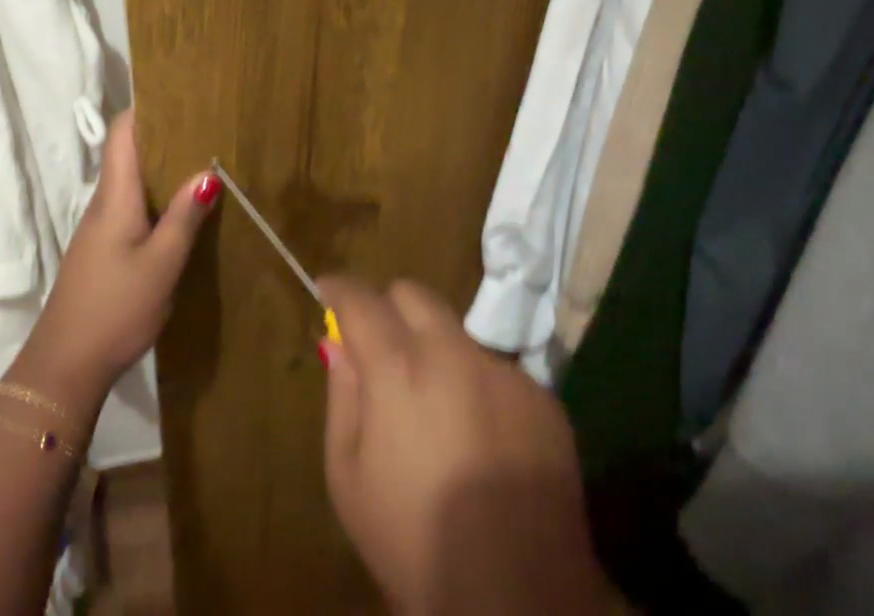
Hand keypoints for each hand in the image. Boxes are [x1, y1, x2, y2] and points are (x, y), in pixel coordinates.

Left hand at [20, 110, 218, 398]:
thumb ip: (183, 216)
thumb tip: (206, 171)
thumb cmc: (117, 308)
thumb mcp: (162, 263)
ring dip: (163, 172)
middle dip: (166, 139)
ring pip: (132, 185)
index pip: (123, 134)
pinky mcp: (102, 252)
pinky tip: (182, 213)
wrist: (67, 363)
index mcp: (114, 198)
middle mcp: (103, 205)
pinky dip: (156, 201)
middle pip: (129, 155)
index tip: (183, 96)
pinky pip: (131, 211)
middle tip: (209, 130)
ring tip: (205, 165)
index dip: (148, 109)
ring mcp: (100, 230)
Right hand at [320, 277, 620, 615]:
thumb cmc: (411, 539)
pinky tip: (481, 439)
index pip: (362, 300)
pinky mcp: (546, 400)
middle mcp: (456, 355)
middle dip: (389, 308)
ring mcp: (507, 374)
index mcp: (399, 370)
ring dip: (438, 351)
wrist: (517, 596)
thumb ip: (342, 396)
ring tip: (437, 409)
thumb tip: (338, 344)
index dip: (339, 288)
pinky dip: (479, 386)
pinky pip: (500, 372)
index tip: (327, 291)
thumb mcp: (348, 475)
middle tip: (380, 348)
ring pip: (460, 335)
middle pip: (416, 295)